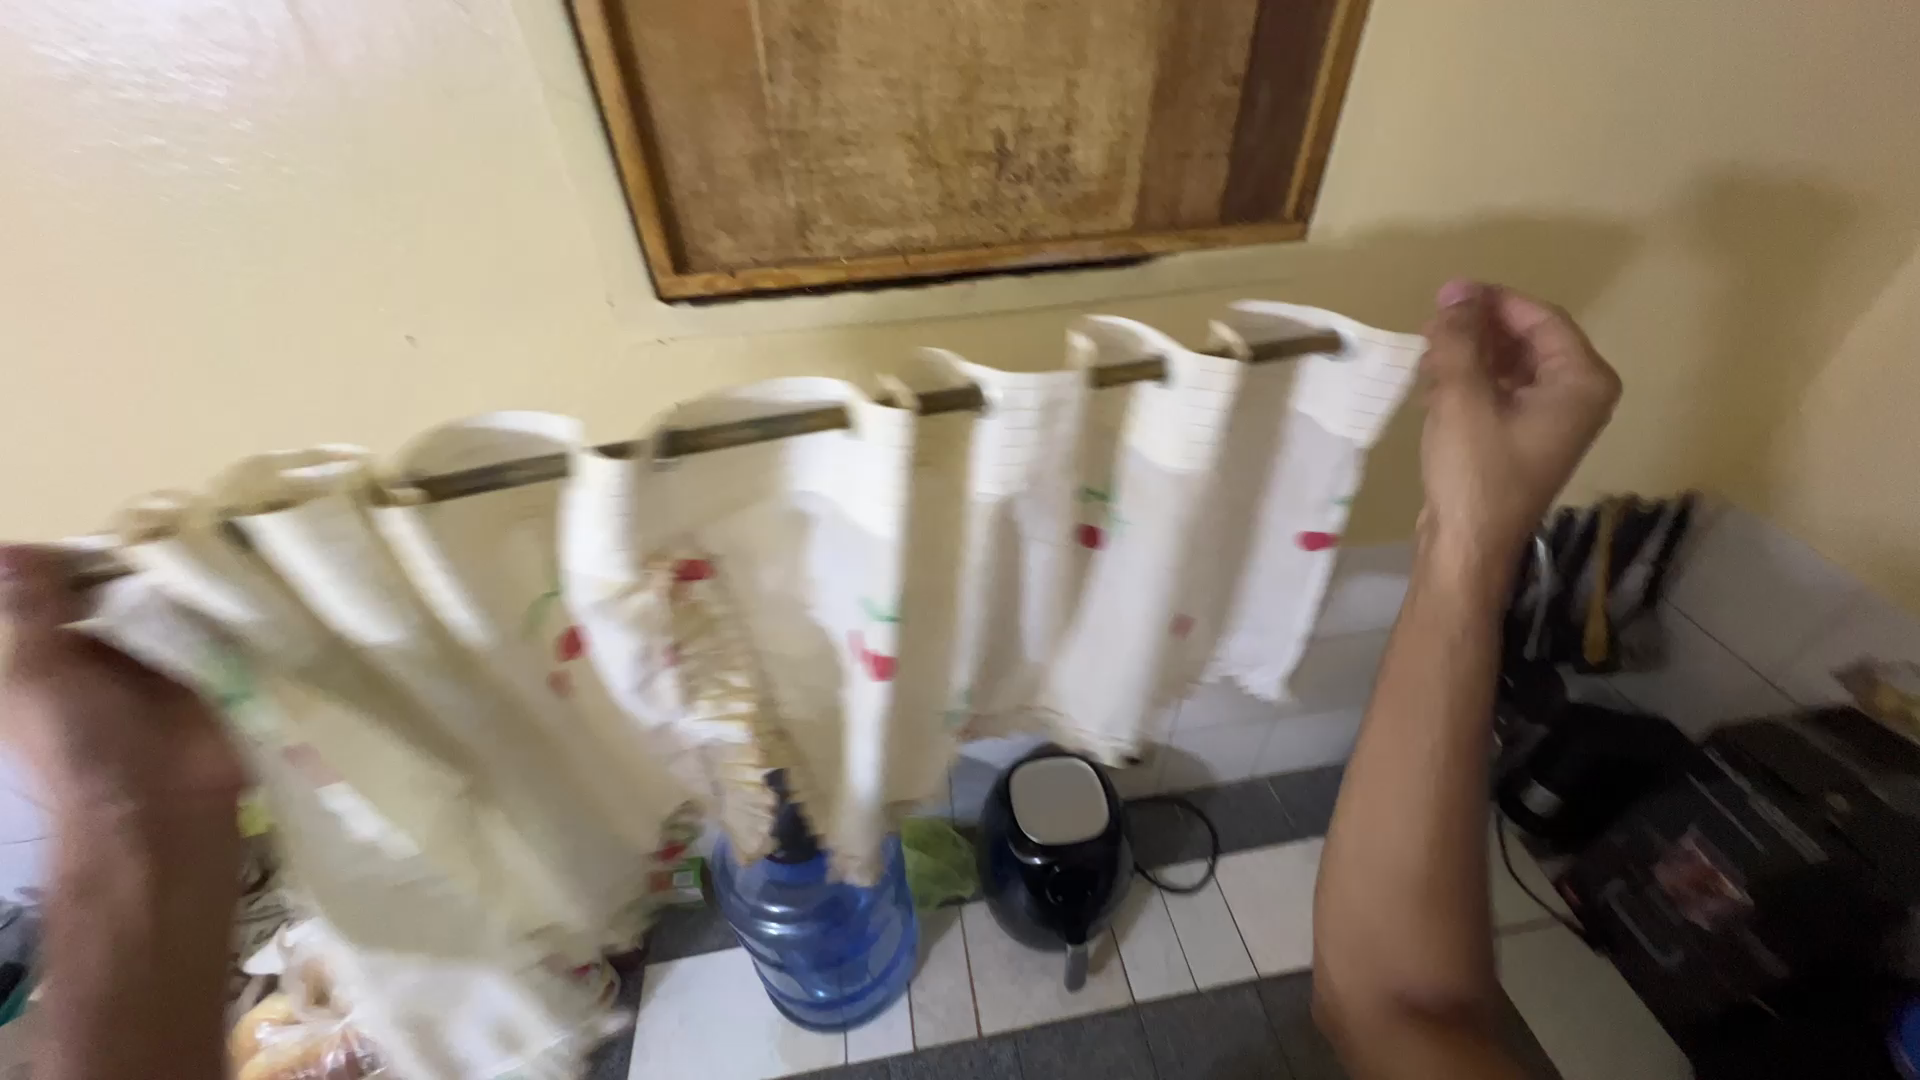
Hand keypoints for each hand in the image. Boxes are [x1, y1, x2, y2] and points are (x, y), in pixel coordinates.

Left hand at [0, 545, 246, 820]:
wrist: (162, 797)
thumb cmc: (82, 740)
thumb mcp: (40, 672)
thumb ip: (34, 610)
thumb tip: (12, 545)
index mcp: (51, 655)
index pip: (65, 593)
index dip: (85, 561)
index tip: (125, 531)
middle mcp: (106, 654)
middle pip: (124, 596)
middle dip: (146, 568)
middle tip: (184, 531)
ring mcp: (165, 663)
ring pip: (174, 609)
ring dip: (190, 586)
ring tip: (220, 548)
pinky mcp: (216, 670)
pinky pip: (219, 630)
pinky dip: (227, 610)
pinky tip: (247, 583)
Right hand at [1416, 281, 1620, 571]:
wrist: (1467, 542)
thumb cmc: (1474, 471)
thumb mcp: (1461, 399)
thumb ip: (1459, 341)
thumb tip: (1455, 294)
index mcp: (1581, 382)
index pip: (1541, 320)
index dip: (1493, 302)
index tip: (1446, 294)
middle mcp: (1576, 397)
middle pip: (1527, 342)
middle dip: (1478, 330)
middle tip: (1430, 325)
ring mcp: (1549, 422)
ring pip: (1510, 369)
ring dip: (1468, 357)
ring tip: (1426, 356)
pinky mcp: (1520, 441)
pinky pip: (1499, 395)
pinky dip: (1468, 384)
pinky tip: (1433, 388)